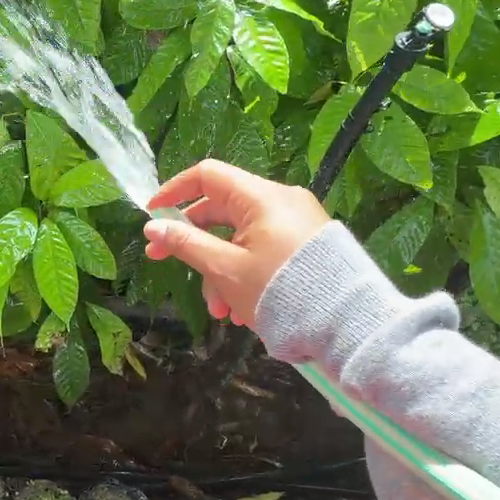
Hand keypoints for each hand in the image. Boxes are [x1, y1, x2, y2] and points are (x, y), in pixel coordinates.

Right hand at [142, 160, 330, 325]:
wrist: (346, 324)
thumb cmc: (278, 290)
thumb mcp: (224, 268)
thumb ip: (185, 243)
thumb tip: (153, 226)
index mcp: (261, 198)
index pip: (207, 175)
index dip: (175, 191)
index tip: (153, 215)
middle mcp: (281, 201)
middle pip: (220, 210)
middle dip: (193, 243)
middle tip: (163, 262)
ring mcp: (296, 223)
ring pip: (239, 237)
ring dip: (218, 270)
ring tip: (219, 309)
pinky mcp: (306, 245)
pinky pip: (262, 250)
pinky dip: (243, 273)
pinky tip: (240, 309)